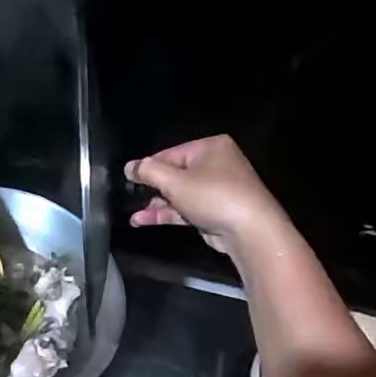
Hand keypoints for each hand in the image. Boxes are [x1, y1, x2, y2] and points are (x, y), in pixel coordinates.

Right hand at [124, 134, 288, 254]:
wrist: (248, 229)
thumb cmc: (212, 196)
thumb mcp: (174, 181)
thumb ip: (148, 171)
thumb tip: (129, 166)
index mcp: (209, 147)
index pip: (169, 153)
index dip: (147, 168)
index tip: (127, 181)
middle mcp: (214, 163)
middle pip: (173, 173)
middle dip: (150, 189)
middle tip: (130, 199)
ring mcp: (214, 188)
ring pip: (177, 193)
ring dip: (155, 204)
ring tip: (134, 216)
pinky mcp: (211, 209)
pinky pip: (183, 207)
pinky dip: (166, 213)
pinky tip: (143, 220)